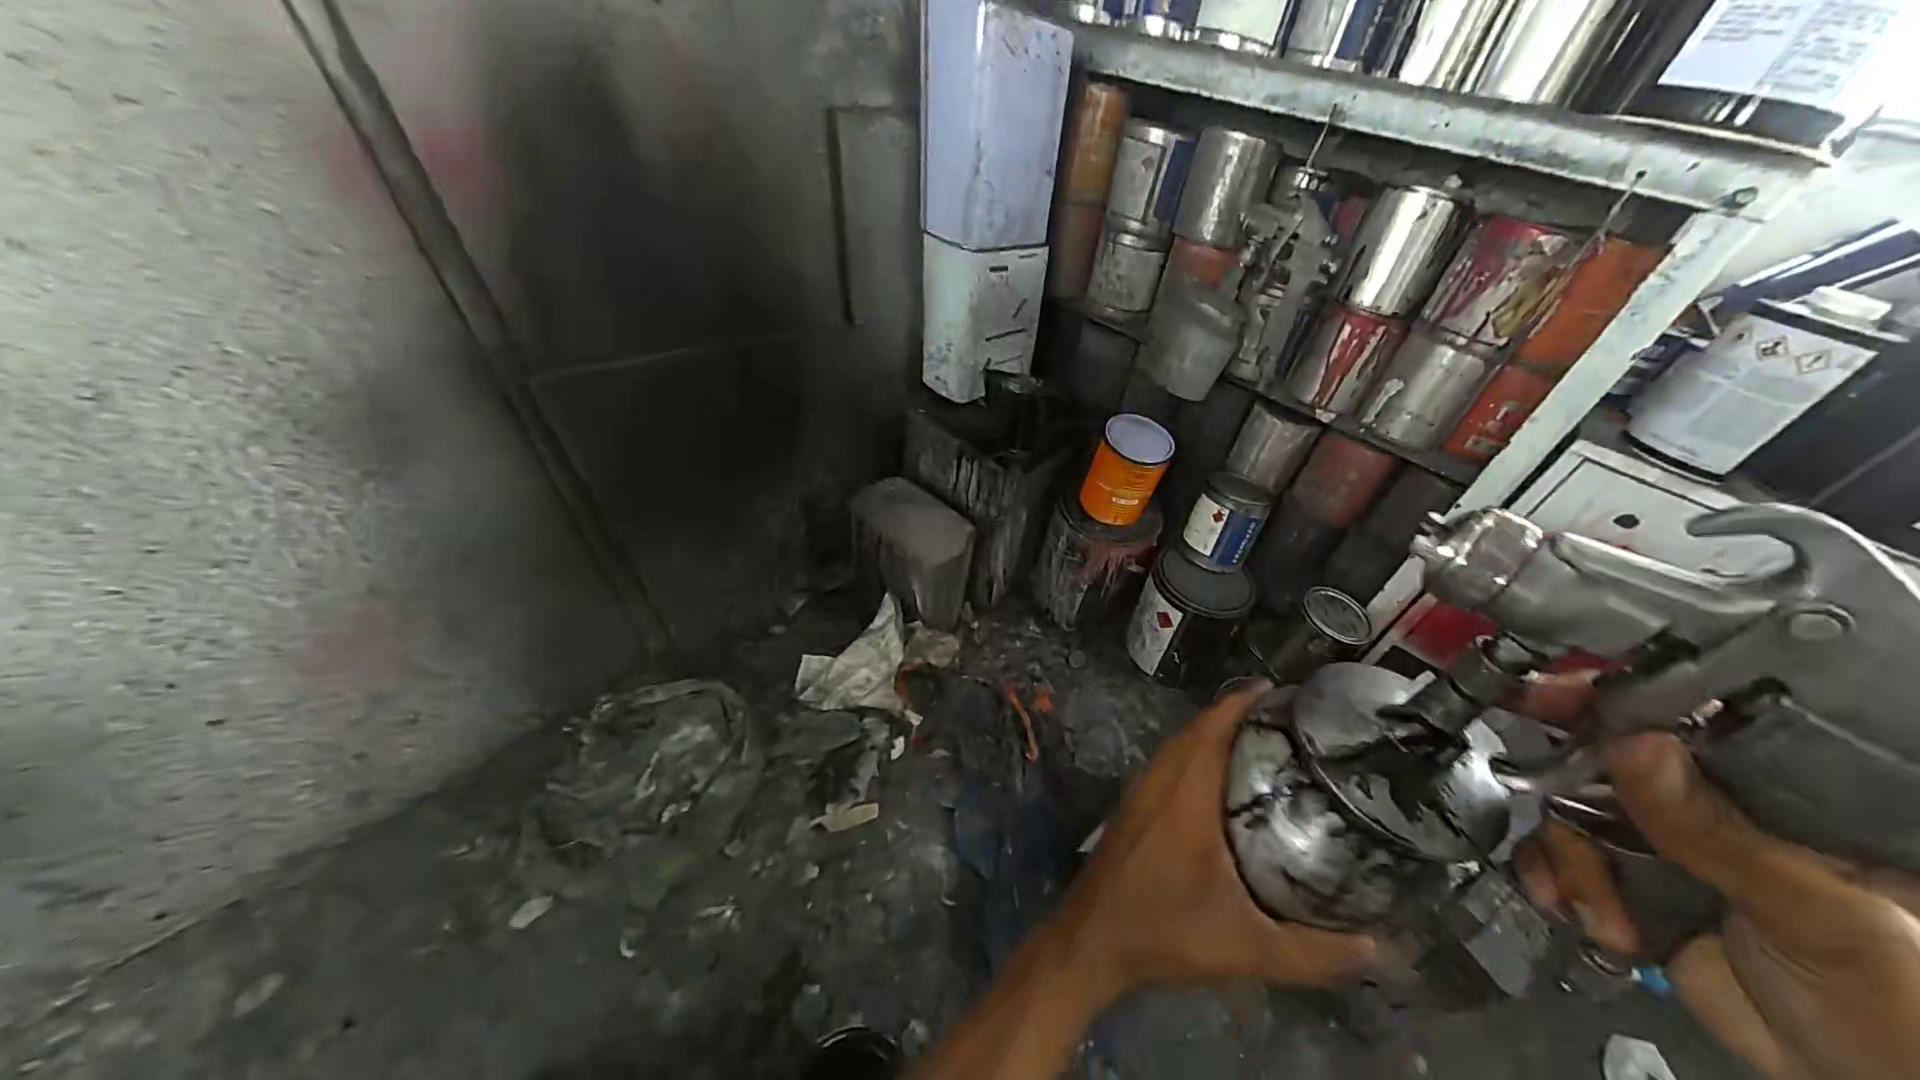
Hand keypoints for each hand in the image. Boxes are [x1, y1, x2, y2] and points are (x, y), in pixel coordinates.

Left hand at [910, 683, 1376, 1079]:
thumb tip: (1376, 950)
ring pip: (1177, 747)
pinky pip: (1166, 766)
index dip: (1241, 702)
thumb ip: (1315, 953)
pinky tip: (1218, 785)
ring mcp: (1139, 793)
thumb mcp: (1248, 948)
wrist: (1092, 940)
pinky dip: (1192, 757)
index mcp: (1184, 794)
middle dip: (1234, 716)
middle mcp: (1158, 781)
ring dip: (1211, 736)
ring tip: (1259, 744)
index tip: (1278, 691)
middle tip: (1283, 720)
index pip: (1210, 728)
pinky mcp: (1130, 809)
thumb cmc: (1165, 931)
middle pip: (1195, 730)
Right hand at [1515, 677, 1919, 1079]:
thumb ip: (1717, 832)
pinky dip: (1555, 881)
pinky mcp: (1631, 886)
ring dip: (1568, 862)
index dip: (1611, 702)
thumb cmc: (1896, 1005)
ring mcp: (1665, 848)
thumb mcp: (1816, 913)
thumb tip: (1635, 744)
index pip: (1682, 723)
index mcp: (1772, 794)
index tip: (1544, 693)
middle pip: (1600, 765)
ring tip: (1603, 915)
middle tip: (1569, 829)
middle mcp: (1709, 808)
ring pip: (1570, 814)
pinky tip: (1580, 913)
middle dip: (1569, 801)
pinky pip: (1562, 860)